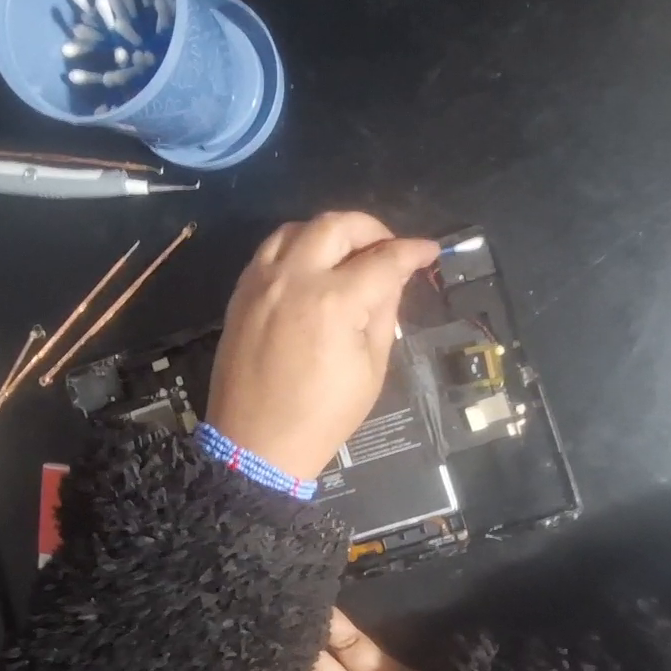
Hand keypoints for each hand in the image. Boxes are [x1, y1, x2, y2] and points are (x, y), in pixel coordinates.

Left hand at [207, 213, 439, 480]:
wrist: (257, 444)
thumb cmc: (322, 416)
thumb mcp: (371, 370)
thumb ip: (384, 313)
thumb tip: (393, 278)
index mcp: (333, 302)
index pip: (383, 260)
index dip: (412, 252)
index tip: (428, 251)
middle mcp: (294, 279)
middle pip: (337, 225)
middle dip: (371, 229)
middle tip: (389, 249)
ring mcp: (261, 283)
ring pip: (298, 228)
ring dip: (330, 233)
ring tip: (349, 254)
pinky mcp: (241, 293)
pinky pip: (270, 249)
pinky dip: (297, 246)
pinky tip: (313, 267)